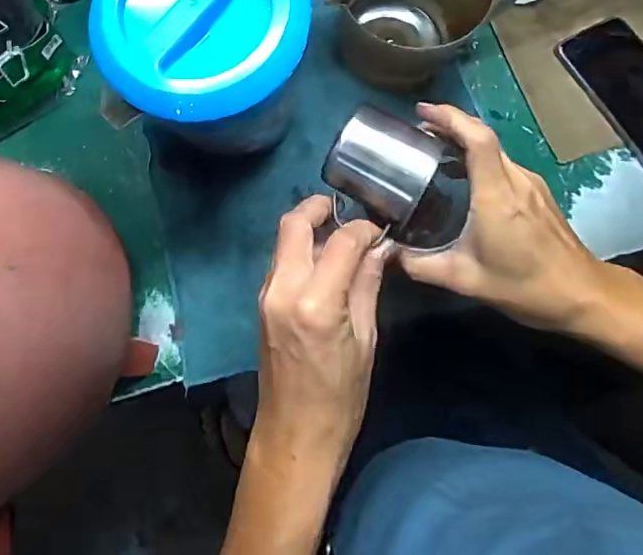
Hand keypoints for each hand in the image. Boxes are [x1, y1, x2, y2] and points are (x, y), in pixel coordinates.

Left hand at [254, 195, 386, 462]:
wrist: (295, 434)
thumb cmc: (340, 396)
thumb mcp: (366, 340)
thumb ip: (367, 284)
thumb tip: (381, 246)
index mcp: (315, 303)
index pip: (340, 241)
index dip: (364, 228)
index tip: (381, 230)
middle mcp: (283, 289)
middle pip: (294, 223)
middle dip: (321, 208)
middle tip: (348, 212)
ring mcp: (266, 294)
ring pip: (284, 239)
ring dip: (310, 227)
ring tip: (341, 235)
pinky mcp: (262, 300)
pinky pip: (281, 259)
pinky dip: (301, 248)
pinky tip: (324, 260)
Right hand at [399, 103, 608, 331]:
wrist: (585, 296)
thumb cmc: (527, 286)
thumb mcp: (467, 281)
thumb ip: (423, 267)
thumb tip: (390, 254)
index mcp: (496, 194)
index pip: (477, 138)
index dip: (450, 117)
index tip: (423, 111)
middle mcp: (515, 180)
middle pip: (483, 136)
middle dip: (451, 124)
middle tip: (421, 128)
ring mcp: (530, 184)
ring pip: (494, 149)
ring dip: (465, 140)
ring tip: (437, 148)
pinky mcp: (538, 192)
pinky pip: (504, 163)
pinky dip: (480, 157)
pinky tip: (466, 176)